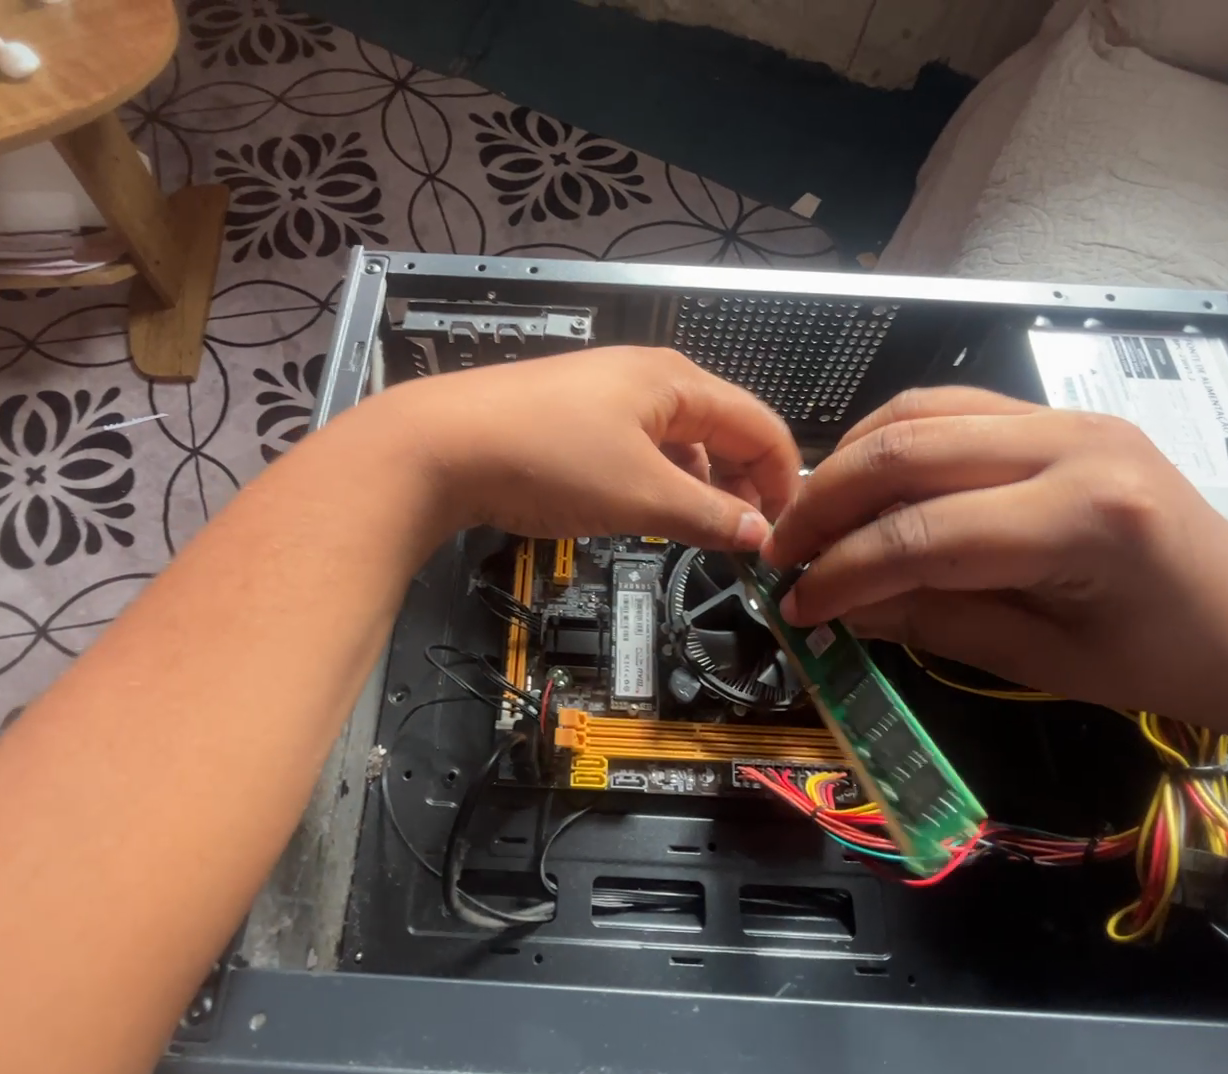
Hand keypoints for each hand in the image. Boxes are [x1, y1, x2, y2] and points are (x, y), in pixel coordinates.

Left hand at [360, 347, 801, 549]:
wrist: (441, 446)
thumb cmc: (551, 460)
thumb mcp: (642, 495)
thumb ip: (709, 515)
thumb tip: (761, 535)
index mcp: (678, 382)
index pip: (760, 425)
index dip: (782, 480)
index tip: (786, 535)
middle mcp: (648, 378)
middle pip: (721, 430)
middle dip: (741, 485)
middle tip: (745, 541)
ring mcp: (605, 395)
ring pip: (677, 442)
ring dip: (697, 487)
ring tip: (697, 534)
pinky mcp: (571, 418)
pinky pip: (636, 449)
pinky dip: (655, 481)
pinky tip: (643, 512)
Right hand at [763, 386, 1227, 719]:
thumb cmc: (1157, 661)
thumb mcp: (1034, 662)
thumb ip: (926, 620)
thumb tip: (833, 604)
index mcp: (1087, 519)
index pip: (923, 535)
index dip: (841, 572)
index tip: (795, 606)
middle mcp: (1074, 443)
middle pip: (904, 453)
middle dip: (823, 505)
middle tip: (780, 552)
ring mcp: (1065, 416)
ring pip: (915, 415)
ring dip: (844, 463)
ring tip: (809, 516)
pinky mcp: (1054, 412)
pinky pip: (945, 407)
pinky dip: (885, 440)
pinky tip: (859, 479)